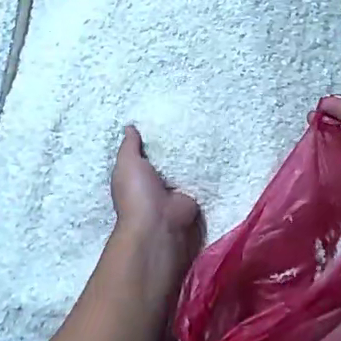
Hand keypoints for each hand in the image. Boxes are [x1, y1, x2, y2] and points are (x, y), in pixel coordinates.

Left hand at [108, 125, 201, 266]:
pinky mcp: (192, 194)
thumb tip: (129, 126)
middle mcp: (155, 182)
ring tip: (203, 128)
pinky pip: (198, 177)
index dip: (151, 138)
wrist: (159, 222)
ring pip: (183, 166)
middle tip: (188, 120)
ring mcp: (174, 189)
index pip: (145, 153)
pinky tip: (212, 148)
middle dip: (174, 145)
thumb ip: (129, 146)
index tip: (164, 118)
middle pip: (166, 158)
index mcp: (136, 175)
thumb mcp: (127, 163)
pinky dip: (204, 167)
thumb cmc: (137, 193)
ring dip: (191, 155)